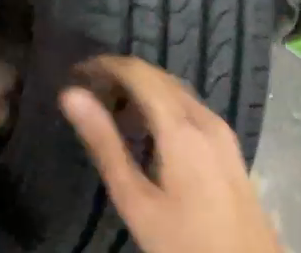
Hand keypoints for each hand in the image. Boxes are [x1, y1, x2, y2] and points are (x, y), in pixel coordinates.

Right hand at [60, 56, 279, 252]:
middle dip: (121, 77)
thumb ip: (104, 144)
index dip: (105, 65)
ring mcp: (222, 134)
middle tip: (89, 95)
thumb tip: (70, 95)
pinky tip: (147, 134)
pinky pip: (190, 109)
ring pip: (175, 91)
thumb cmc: (187, 244)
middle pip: (158, 77)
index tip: (76, 75)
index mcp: (181, 127)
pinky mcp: (230, 150)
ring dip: (142, 91)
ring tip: (111, 114)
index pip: (138, 72)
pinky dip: (162, 106)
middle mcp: (205, 119)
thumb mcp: (136, 201)